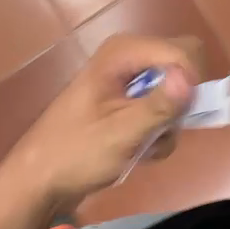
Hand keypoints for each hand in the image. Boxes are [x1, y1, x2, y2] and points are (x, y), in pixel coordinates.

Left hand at [0, 35, 202, 207]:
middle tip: (162, 129)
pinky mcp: (129, 99)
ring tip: (144, 145)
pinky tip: (139, 149)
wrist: (39, 179)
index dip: (189, 81)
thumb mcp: (121, 133)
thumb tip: (190, 79)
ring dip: (168, 123)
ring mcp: (129, 78)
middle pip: (183, 65)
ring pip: (177, 91)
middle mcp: (130, 56)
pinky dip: (158, 131)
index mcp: (124, 51)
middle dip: (180, 102)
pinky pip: (163, 108)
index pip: (183, 50)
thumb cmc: (76, 152)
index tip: (178, 116)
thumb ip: (158, 107)